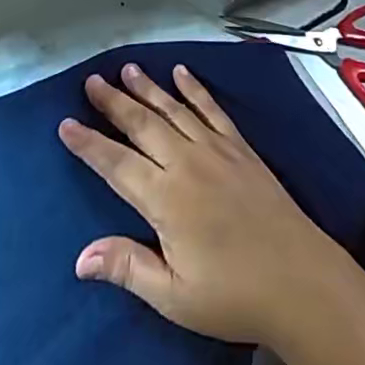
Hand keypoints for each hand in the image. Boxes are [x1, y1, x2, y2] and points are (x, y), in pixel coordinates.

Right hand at [58, 63, 358, 344]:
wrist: (299, 275)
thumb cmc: (232, 293)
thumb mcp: (173, 295)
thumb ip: (128, 267)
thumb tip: (80, 257)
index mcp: (167, 199)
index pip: (117, 164)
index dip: (89, 144)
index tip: (65, 123)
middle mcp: (190, 164)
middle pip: (145, 125)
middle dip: (115, 103)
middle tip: (92, 81)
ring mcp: (220, 151)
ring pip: (176, 110)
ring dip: (150, 88)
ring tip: (128, 69)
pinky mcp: (243, 149)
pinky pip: (214, 111)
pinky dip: (196, 90)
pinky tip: (183, 74)